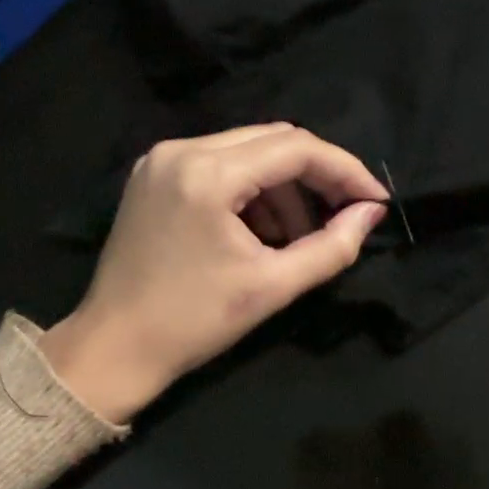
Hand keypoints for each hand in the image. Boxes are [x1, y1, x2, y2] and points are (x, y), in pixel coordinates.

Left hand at [41, 123, 390, 421]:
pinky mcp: (153, 175)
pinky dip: (251, 191)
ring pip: (248, 151)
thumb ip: (331, 247)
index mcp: (208, 174)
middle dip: (316, 176)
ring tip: (298, 238)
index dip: (344, 170)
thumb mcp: (272, 286)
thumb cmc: (193, 322)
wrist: (114, 348)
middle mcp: (182, 150)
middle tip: (345, 215)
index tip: (374, 200)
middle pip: (273, 140)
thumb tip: (370, 214)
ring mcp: (162, 159)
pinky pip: (219, 165)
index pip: (296, 148)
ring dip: (283, 187)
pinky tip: (262, 232)